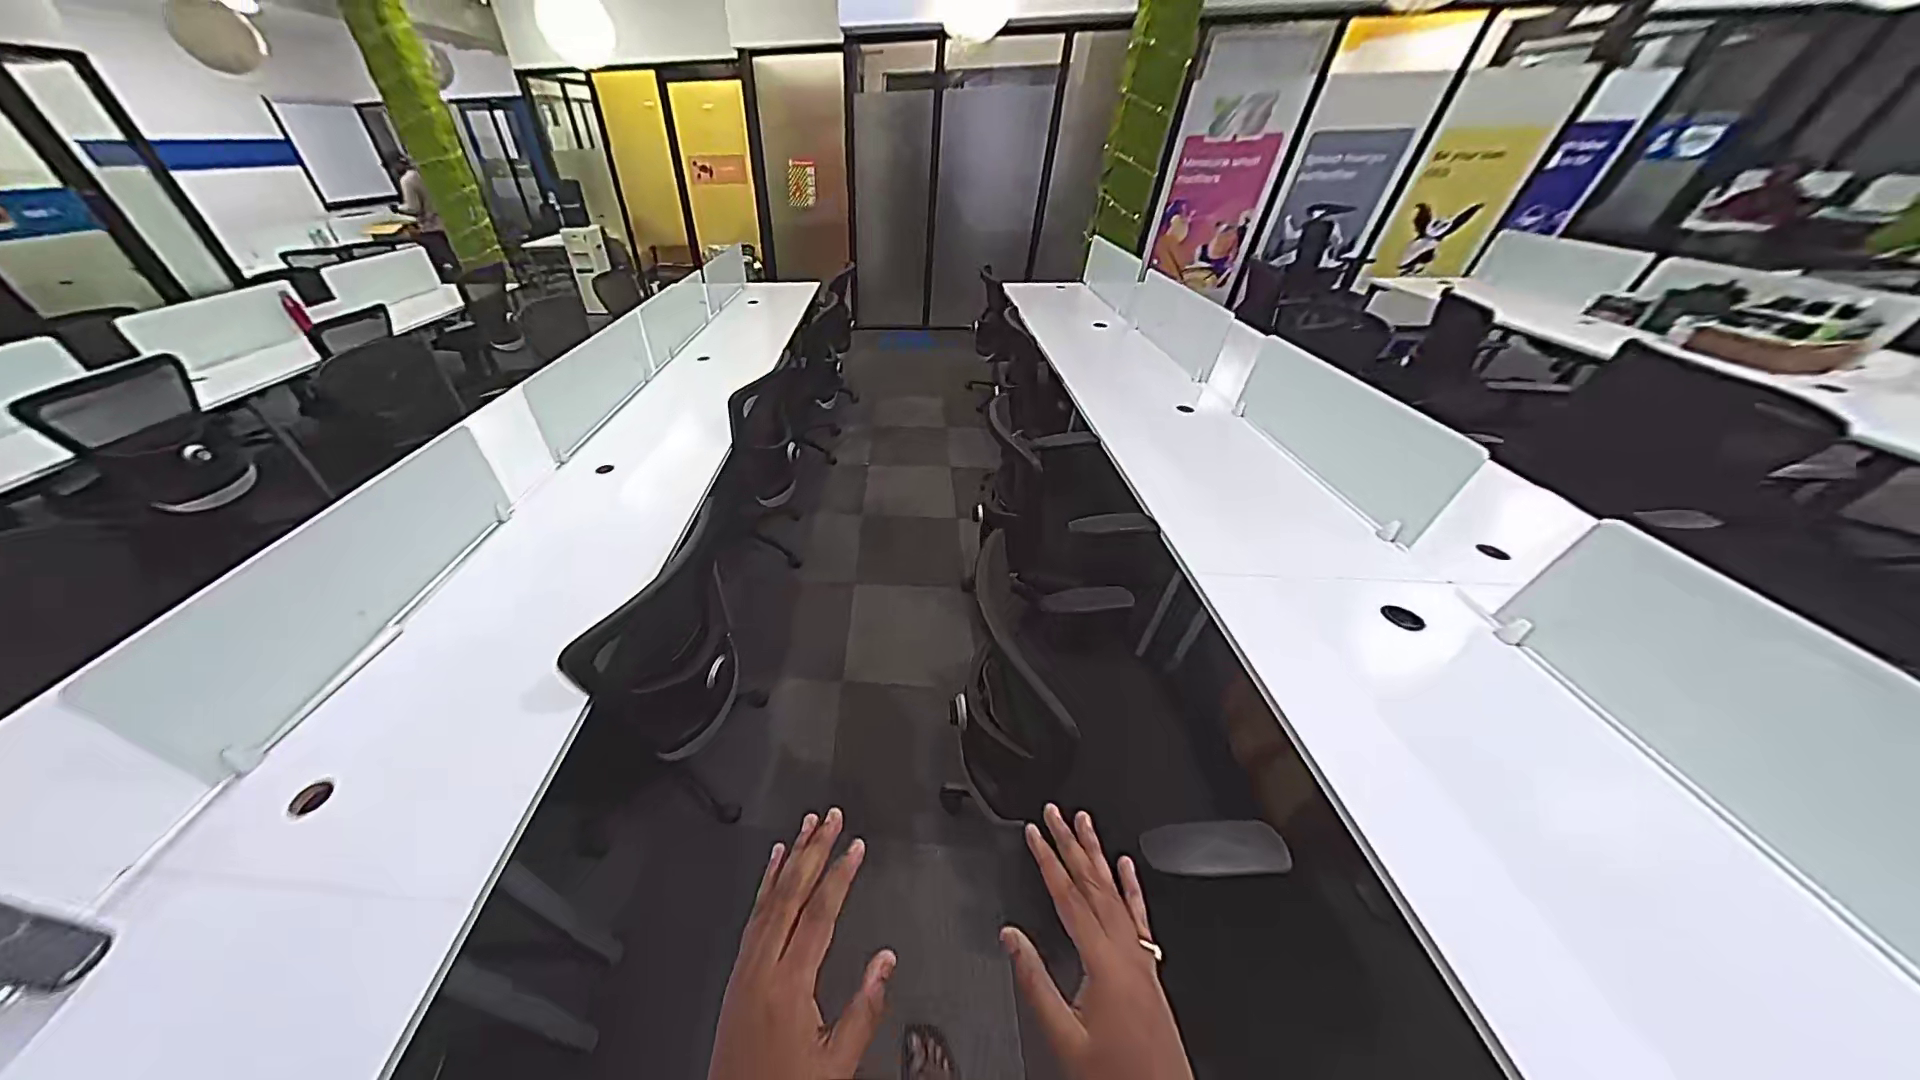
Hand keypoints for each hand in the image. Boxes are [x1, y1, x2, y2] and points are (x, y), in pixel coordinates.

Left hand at [709, 808, 893, 1079]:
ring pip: (770, 897)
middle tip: (832, 818)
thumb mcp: (837, 1064)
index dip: (840, 874)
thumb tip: (886, 961)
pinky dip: (766, 882)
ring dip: (791, 857)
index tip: (855, 846)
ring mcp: (745, 967)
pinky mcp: (737, 972)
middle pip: (792, 893)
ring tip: (807, 826)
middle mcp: (762, 967)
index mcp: (789, 984)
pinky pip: (753, 914)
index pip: (819, 912)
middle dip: (814, 849)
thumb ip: (865, 1009)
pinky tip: (774, 863)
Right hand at [1002, 804, 1194, 1079]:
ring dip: (1098, 853)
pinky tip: (1126, 866)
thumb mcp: (1064, 1036)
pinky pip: (1140, 914)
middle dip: (1070, 842)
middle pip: (1093, 882)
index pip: (1069, 895)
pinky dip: (1131, 886)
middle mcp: (1125, 950)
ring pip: (1115, 890)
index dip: (1048, 859)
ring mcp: (1141, 956)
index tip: (1034, 833)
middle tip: (1055, 813)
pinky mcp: (1149, 967)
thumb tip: (1011, 937)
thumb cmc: (1115, 1074)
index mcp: (1103, 961)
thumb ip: (1035, 982)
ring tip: (1085, 823)